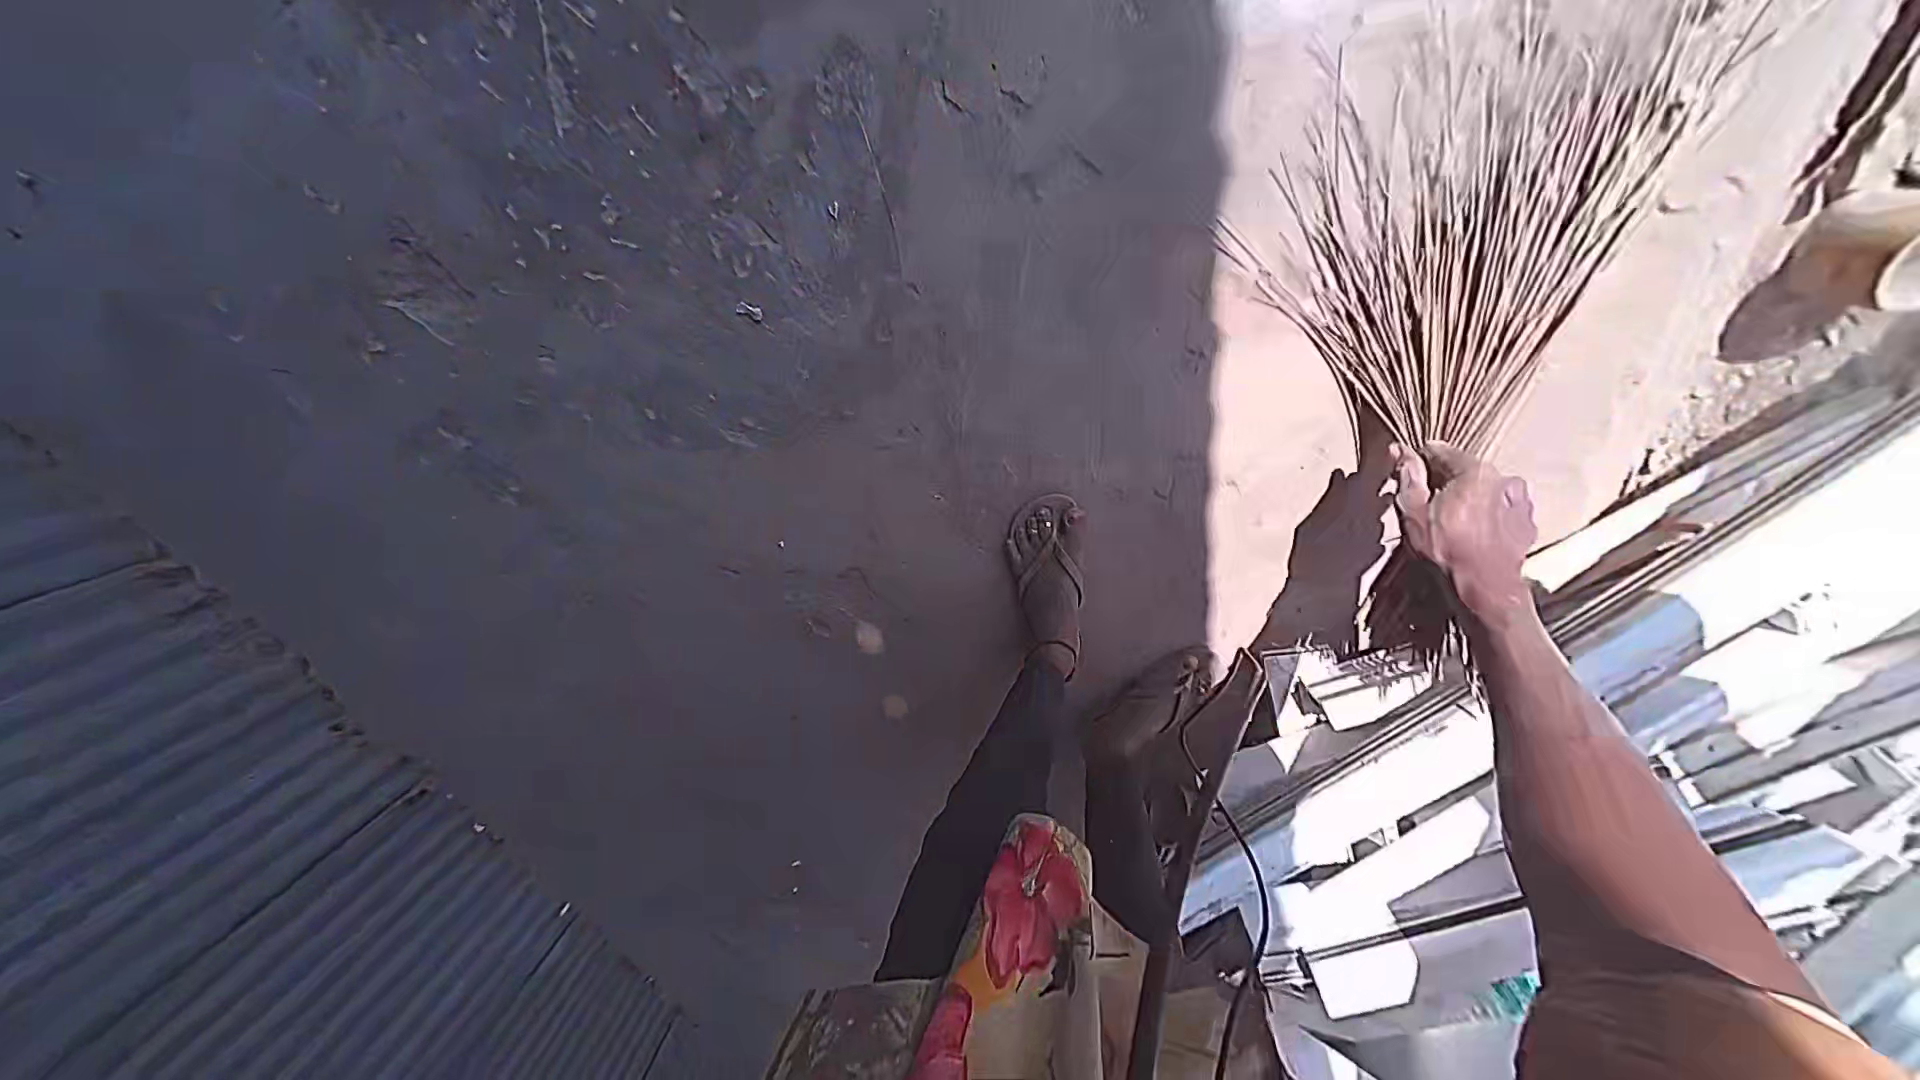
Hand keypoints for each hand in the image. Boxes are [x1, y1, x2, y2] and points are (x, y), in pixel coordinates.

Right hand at [1390, 441, 1537, 622]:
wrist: (1485, 586)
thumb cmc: (1446, 549)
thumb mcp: (1413, 511)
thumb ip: (1408, 477)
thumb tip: (1401, 453)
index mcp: (1475, 472)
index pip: (1443, 452)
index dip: (1421, 459)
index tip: (1408, 469)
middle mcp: (1504, 479)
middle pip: (1466, 470)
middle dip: (1445, 481)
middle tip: (1426, 501)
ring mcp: (1520, 501)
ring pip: (1486, 488)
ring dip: (1469, 496)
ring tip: (1451, 519)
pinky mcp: (1526, 522)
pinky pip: (1501, 507)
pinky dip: (1487, 512)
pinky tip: (1472, 530)